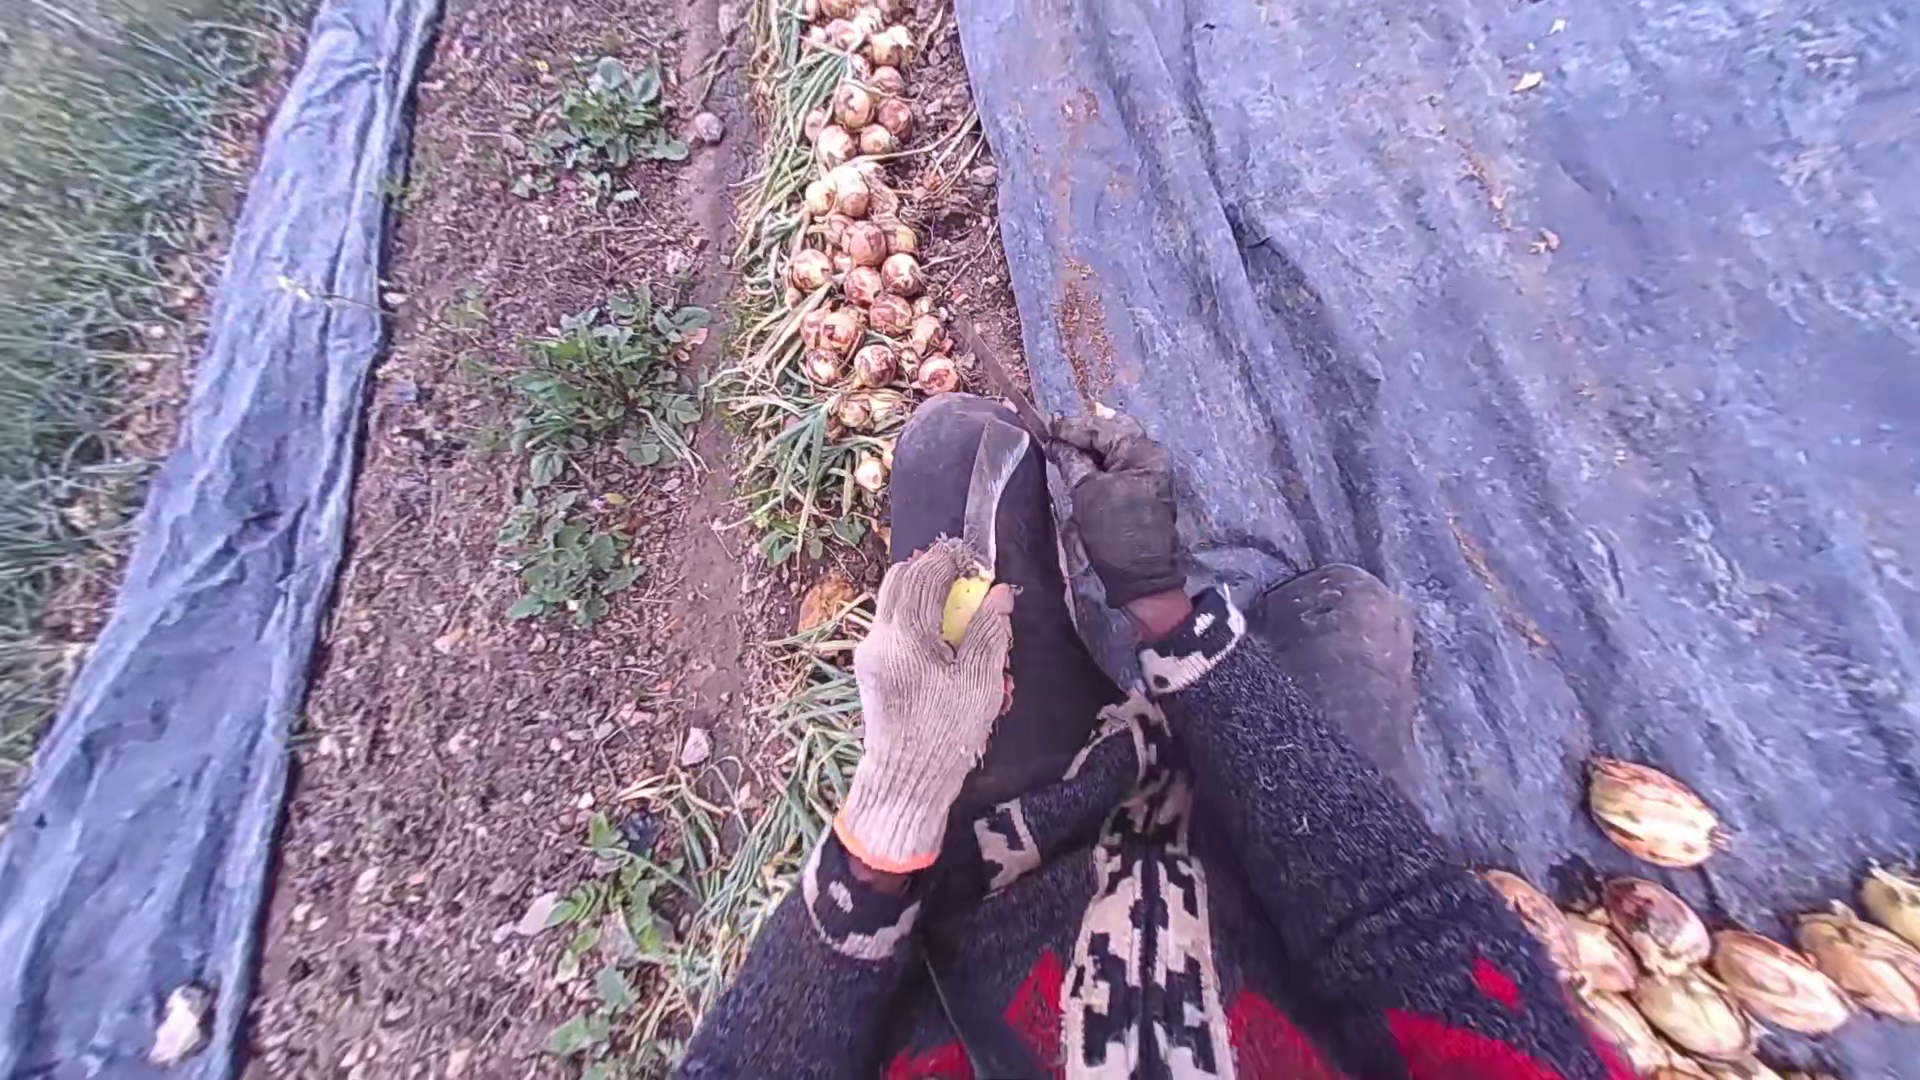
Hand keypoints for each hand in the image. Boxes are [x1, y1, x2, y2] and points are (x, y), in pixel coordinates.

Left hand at [834, 540, 1014, 874]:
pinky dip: (914, 618)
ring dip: (922, 595)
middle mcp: (879, 636)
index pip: (922, 574)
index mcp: (905, 635)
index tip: (974, 564)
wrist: (905, 779)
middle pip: (899, 580)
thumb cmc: (947, 731)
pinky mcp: (869, 668)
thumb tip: (999, 593)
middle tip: (963, 583)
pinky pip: (891, 625)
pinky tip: (939, 640)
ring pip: (893, 602)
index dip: (950, 561)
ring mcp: (869, 652)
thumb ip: (989, 630)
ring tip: (955, 613)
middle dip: (931, 572)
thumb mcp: (980, 680)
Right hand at [1052, 413, 1185, 607]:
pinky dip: (1097, 463)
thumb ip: (1072, 462)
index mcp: (1142, 453)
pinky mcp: (1142, 491)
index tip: (1046, 427)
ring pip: (1114, 450)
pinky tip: (1079, 464)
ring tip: (1062, 447)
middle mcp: (1150, 458)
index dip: (1071, 427)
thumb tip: (1055, 444)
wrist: (1140, 577)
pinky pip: (1117, 467)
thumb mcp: (1087, 495)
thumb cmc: (1115, 534)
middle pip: (1112, 433)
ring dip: (1089, 447)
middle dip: (1082, 432)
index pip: (1102, 428)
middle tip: (1053, 434)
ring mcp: (1148, 475)